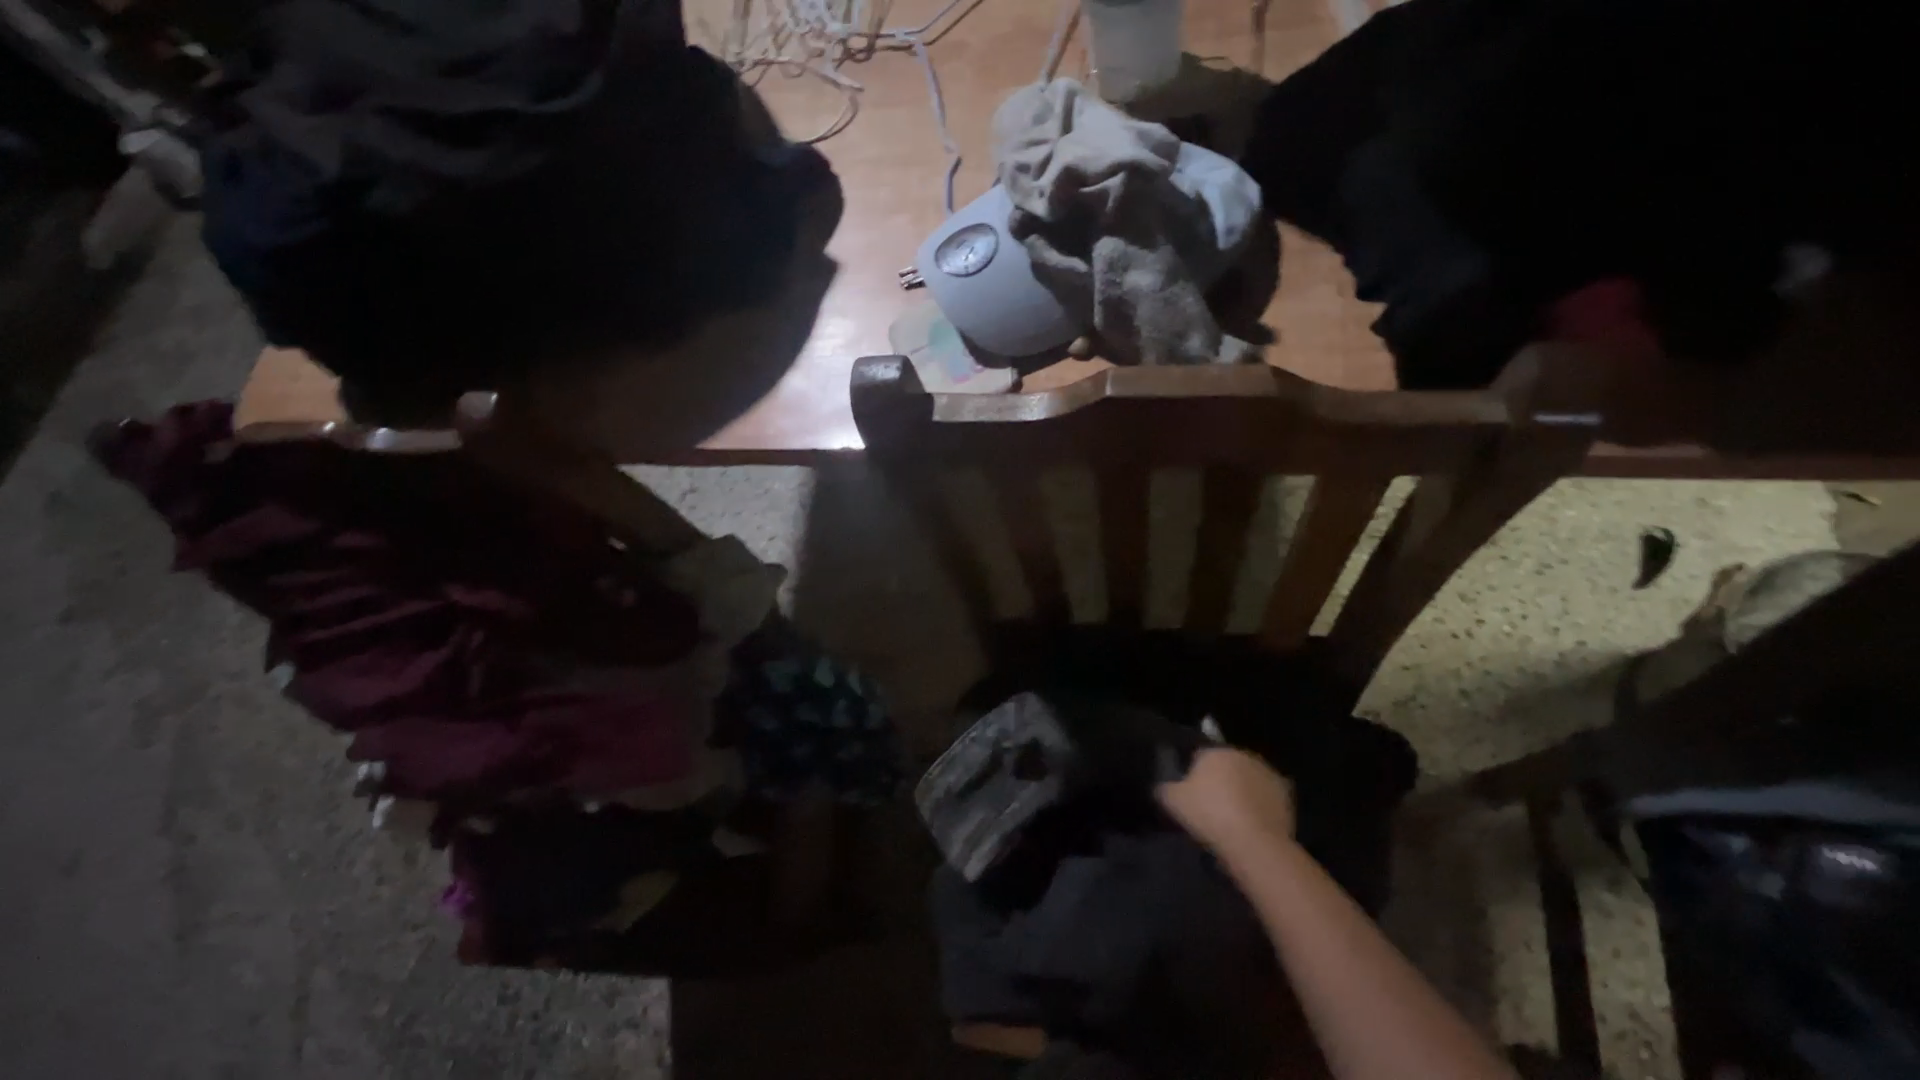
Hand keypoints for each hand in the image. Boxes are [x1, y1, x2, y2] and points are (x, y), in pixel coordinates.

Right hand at [1155, 746, 1294, 854]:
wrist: (1253, 843)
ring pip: (1249, 779)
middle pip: (1227, 765)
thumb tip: (1162, 785)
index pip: (1200, 756)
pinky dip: (1260, 805)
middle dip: (1220, 780)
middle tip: (1211, 805)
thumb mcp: (1171, 801)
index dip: (1193, 774)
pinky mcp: (1286, 794)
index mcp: (1216, 752)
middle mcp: (1244, 755)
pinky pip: (1266, 797)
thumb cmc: (1209, 815)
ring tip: (1233, 817)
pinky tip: (1252, 823)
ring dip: (1242, 791)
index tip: (1190, 794)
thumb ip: (1164, 787)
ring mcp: (1268, 773)